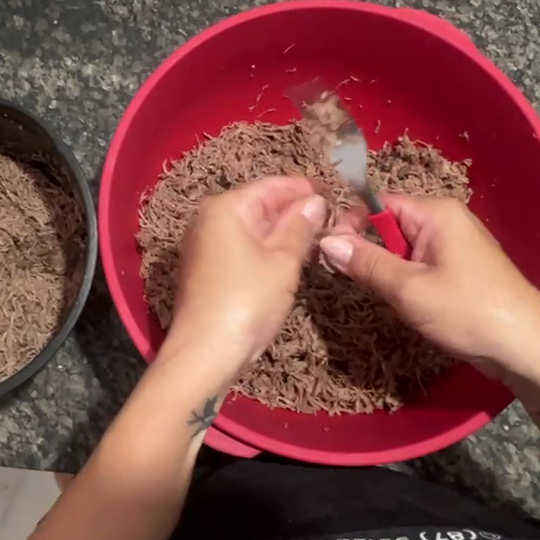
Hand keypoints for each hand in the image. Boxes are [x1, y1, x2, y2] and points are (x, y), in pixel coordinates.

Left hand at [159, 176, 326, 380]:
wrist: (204, 353)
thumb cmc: (247, 300)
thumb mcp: (283, 261)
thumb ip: (300, 226)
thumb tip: (315, 201)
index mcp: (225, 207)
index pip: (271, 186)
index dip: (304, 188)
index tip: (335, 193)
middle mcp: (209, 219)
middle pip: (259, 205)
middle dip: (295, 211)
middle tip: (334, 219)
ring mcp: (204, 245)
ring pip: (252, 228)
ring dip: (283, 232)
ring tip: (320, 238)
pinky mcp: (207, 269)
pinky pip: (242, 248)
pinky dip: (266, 250)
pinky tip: (291, 259)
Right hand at [318, 195, 539, 380]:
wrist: (531, 351)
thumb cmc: (469, 312)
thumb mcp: (408, 289)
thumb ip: (365, 262)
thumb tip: (325, 240)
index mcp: (436, 213)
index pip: (377, 203)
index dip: (351, 224)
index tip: (331, 253)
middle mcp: (446, 221)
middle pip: (389, 225)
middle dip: (368, 251)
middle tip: (351, 280)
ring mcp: (456, 246)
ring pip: (403, 249)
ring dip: (387, 271)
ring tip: (382, 296)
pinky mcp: (461, 271)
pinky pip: (420, 266)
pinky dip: (406, 282)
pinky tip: (406, 305)